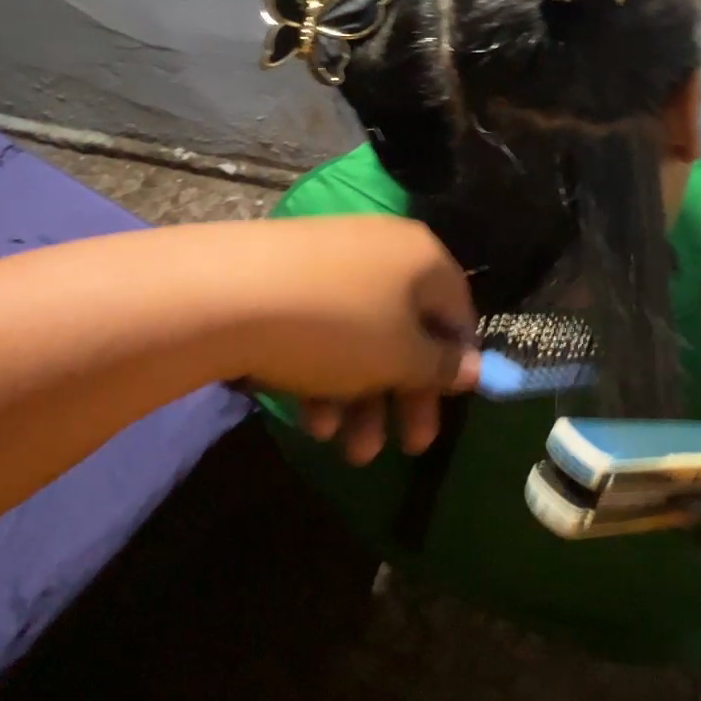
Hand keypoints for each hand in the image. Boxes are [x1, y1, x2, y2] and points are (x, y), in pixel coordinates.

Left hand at [211, 215, 480, 462]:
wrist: (224, 293)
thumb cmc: (338, 327)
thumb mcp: (402, 358)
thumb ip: (444, 368)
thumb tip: (476, 368)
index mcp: (425, 259)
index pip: (459, 314)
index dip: (457, 365)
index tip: (447, 406)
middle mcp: (386, 250)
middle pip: (410, 331)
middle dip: (406, 396)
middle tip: (408, 446)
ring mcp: (334, 260)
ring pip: (364, 337)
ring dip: (362, 398)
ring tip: (346, 450)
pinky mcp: (288, 276)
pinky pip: (324, 327)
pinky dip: (325, 372)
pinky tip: (309, 416)